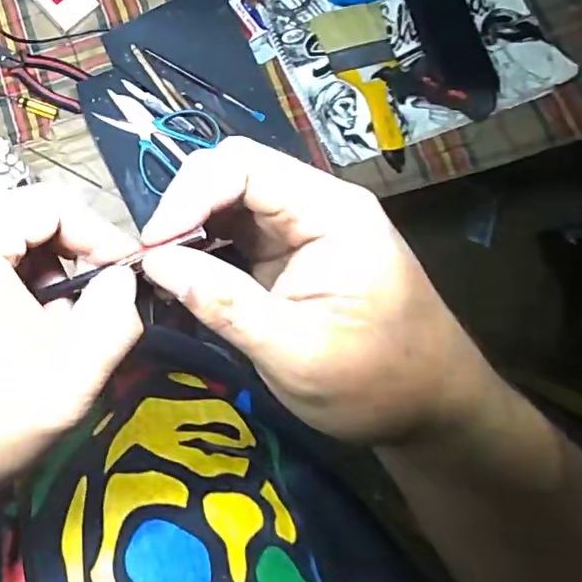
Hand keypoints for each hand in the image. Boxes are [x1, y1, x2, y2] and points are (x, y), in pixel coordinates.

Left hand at [0, 184, 143, 512]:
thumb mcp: (69, 376)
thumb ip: (117, 316)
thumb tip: (126, 280)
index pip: (60, 202)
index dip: (105, 239)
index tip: (130, 283)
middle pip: (37, 216)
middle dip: (76, 262)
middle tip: (96, 313)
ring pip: (18, 238)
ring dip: (50, 279)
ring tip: (57, 334)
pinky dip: (22, 286)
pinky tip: (25, 332)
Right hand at [138, 137, 503, 446]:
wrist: (429, 414)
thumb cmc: (375, 384)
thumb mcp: (293, 352)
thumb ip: (223, 302)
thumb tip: (154, 262)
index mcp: (330, 213)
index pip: (242, 167)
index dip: (188, 195)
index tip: (154, 245)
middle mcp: (312, 205)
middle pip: (228, 171)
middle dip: (181, 205)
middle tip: (152, 256)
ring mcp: (296, 226)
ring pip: (222, 197)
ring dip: (184, 225)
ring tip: (158, 267)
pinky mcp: (282, 250)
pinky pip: (227, 227)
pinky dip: (195, 245)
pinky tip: (179, 274)